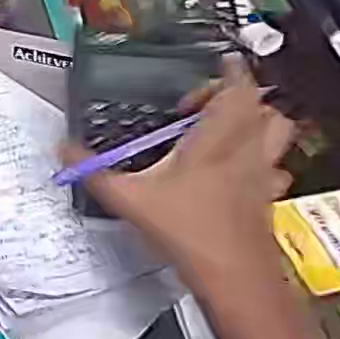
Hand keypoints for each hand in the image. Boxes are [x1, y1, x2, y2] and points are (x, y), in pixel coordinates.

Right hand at [64, 56, 294, 282]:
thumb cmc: (187, 230)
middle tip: (203, 106)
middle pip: (260, 106)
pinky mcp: (267, 196)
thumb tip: (63, 150)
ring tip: (222, 130)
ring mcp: (262, 173)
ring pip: (276, 131)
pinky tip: (236, 171)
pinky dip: (260, 159)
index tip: (218, 63)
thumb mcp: (126, 198)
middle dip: (236, 97)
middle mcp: (246, 150)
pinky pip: (274, 166)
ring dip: (254, 122)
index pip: (237, 88)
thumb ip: (92, 171)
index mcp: (216, 140)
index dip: (230, 71)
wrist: (234, 275)